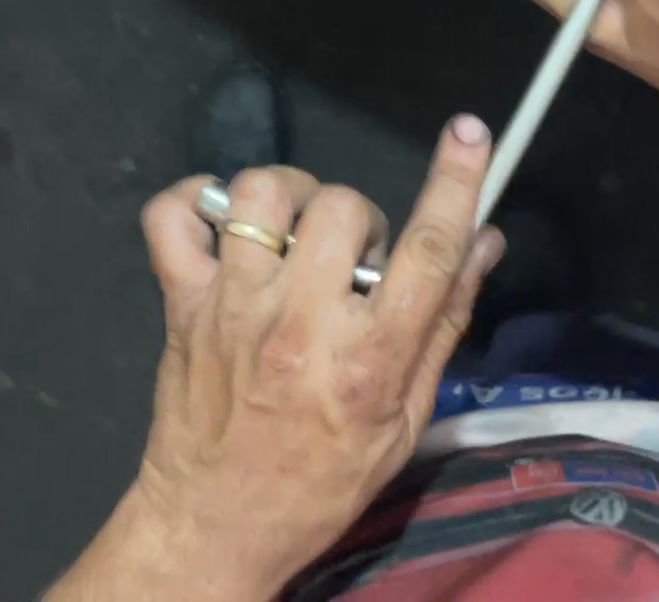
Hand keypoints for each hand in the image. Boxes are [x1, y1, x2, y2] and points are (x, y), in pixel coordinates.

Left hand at [51, 117, 504, 600]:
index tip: (471, 132)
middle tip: (350, 263)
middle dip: (360, 221)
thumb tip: (487, 240)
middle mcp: (300, 322)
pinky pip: (172, 216)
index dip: (457, 181)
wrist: (214, 525)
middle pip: (344, 207)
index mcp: (367, 358)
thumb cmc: (323, 478)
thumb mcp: (406, 417)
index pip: (428, 251)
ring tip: (294, 236)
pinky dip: (195, 201)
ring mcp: (232, 306)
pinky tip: (223, 224)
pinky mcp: (181, 302)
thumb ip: (446, 321)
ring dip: (290, 199)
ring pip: (262, 194)